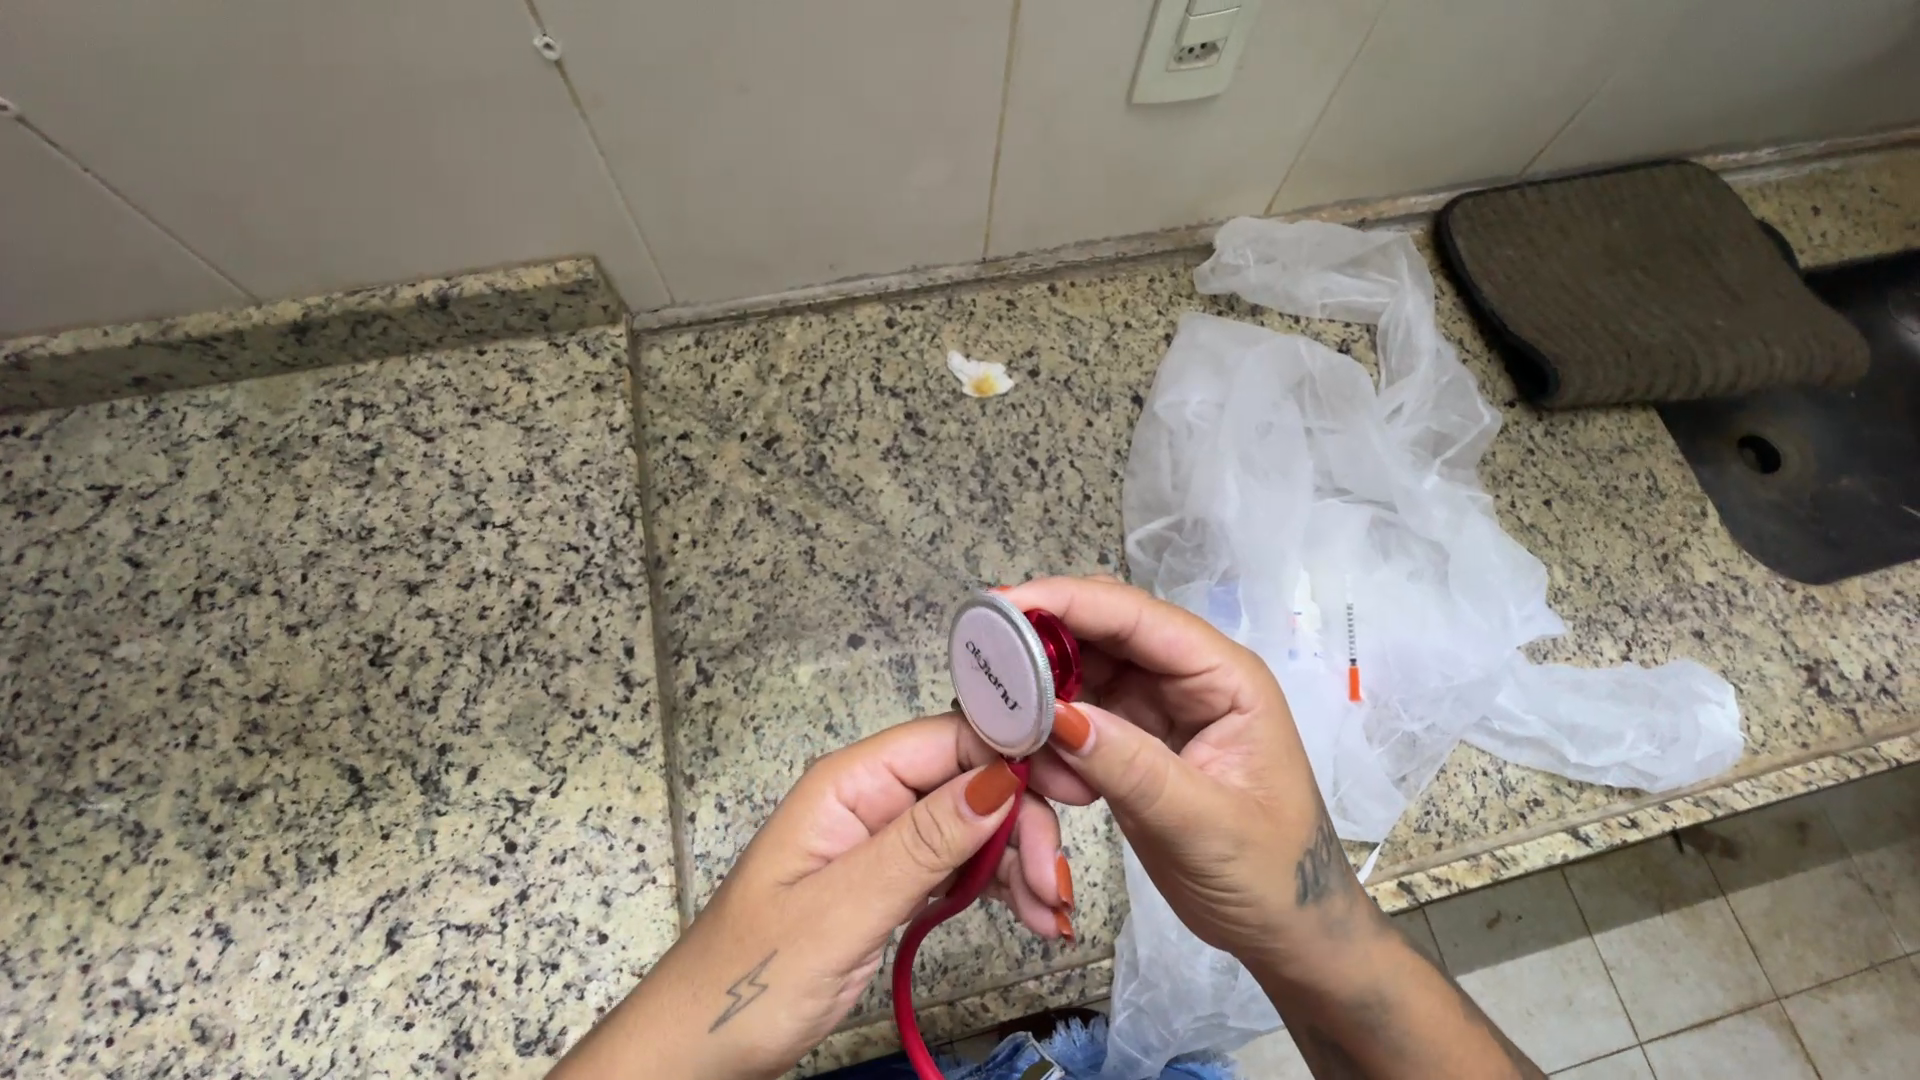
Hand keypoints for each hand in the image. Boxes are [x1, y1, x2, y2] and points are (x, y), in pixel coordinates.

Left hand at [549, 714, 1073, 1079]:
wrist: (703, 1048)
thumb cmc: (753, 979)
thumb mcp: (842, 911)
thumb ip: (921, 844)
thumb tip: (998, 779)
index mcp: (851, 782)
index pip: (948, 738)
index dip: (1012, 753)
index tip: (1069, 791)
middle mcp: (873, 797)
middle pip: (971, 781)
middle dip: (1021, 823)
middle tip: (1055, 886)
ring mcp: (887, 837)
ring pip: (975, 824)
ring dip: (1020, 862)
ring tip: (1051, 915)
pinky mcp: (897, 875)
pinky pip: (962, 864)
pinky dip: (1000, 887)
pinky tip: (1032, 916)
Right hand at [1002, 576, 1383, 984]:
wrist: (1282, 928)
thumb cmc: (1270, 874)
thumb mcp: (1205, 824)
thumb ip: (1132, 767)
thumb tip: (1057, 716)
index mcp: (1223, 676)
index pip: (1138, 617)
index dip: (1068, 601)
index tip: (1004, 604)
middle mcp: (1184, 677)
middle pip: (1101, 632)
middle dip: (1043, 641)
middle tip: (983, 661)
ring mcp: (1154, 706)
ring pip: (1080, 670)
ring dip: (1040, 692)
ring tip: (1008, 727)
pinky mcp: (1130, 737)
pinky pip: (1075, 714)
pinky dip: (1048, 731)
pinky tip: (1036, 761)